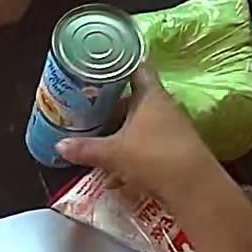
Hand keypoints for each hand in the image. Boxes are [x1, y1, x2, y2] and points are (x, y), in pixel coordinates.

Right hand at [55, 67, 226, 206]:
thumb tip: (59, 146)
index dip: (118, 64)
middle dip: (112, 107)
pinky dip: (131, 157)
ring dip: (120, 135)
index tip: (99, 66)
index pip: (135, 67)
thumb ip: (86, 149)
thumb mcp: (113, 154)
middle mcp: (164, 107)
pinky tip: (115, 177)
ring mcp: (172, 129)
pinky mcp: (175, 150)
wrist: (193, 187)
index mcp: (150, 95)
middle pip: (135, 99)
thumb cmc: (152, 157)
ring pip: (140, 126)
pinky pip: (147, 146)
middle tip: (89, 109)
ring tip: (97, 144)